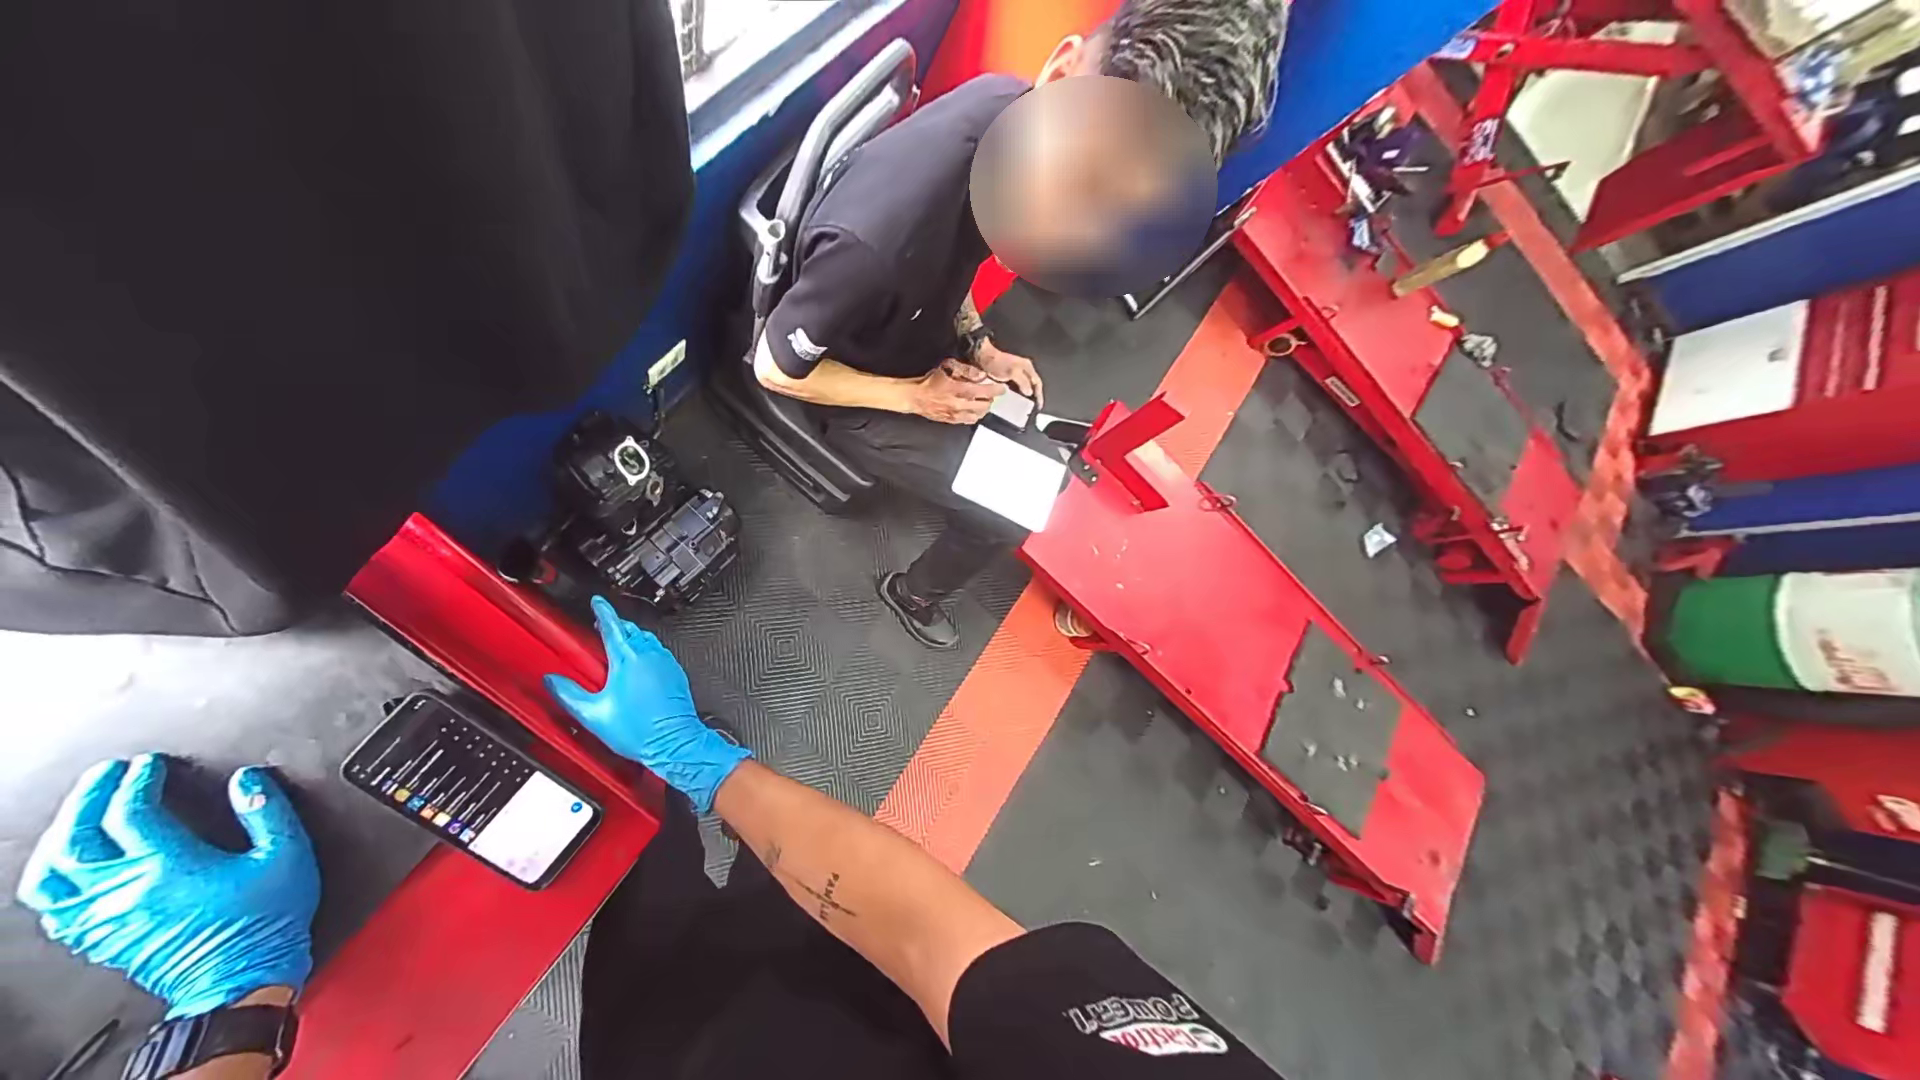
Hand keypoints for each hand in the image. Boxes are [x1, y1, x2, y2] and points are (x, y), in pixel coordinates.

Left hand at [16, 755, 319, 1018]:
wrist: (242, 972)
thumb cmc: (266, 918)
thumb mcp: (286, 854)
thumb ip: (268, 812)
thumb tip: (249, 781)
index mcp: (168, 866)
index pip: (133, 811)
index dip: (139, 781)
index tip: (151, 765)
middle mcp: (124, 889)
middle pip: (79, 837)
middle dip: (90, 798)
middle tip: (107, 775)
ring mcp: (102, 916)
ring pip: (50, 872)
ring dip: (61, 834)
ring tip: (80, 812)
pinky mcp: (97, 934)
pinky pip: (53, 902)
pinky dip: (54, 873)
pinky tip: (70, 864)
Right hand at [546, 596, 750, 812]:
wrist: (674, 742)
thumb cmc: (640, 730)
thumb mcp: (593, 713)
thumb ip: (568, 694)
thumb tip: (553, 681)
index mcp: (628, 659)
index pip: (613, 625)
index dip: (602, 611)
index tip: (597, 603)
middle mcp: (650, 656)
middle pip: (631, 630)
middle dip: (616, 625)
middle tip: (603, 626)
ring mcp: (666, 663)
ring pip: (647, 640)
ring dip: (632, 638)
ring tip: (618, 647)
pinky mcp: (676, 674)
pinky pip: (659, 653)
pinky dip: (646, 652)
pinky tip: (638, 666)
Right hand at [908, 364, 1002, 424]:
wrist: (915, 397)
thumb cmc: (929, 381)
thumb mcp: (947, 367)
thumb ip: (966, 370)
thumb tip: (981, 375)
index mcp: (961, 390)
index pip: (986, 392)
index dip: (996, 391)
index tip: (1002, 389)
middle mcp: (961, 404)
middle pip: (984, 406)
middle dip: (990, 400)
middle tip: (989, 394)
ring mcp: (957, 415)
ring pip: (978, 415)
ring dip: (982, 409)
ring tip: (982, 403)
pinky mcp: (952, 421)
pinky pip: (968, 421)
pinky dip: (974, 415)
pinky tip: (973, 411)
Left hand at [976, 343, 1043, 406]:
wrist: (982, 357)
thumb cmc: (997, 362)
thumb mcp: (1013, 372)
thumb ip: (1023, 382)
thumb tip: (1029, 392)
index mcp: (1027, 367)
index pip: (1037, 383)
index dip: (1039, 395)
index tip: (1038, 406)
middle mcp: (1023, 370)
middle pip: (1031, 386)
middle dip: (1032, 397)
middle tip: (1031, 408)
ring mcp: (1014, 375)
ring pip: (1023, 388)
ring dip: (1023, 397)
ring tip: (1022, 407)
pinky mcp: (1006, 378)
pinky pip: (1014, 389)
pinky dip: (1015, 396)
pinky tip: (1012, 402)